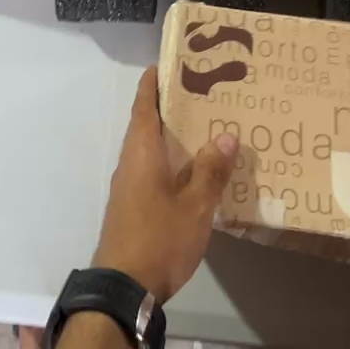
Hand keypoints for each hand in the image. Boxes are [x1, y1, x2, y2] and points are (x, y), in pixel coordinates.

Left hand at [92, 66, 238, 302]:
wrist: (123, 288)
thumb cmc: (158, 237)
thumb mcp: (195, 206)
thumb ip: (210, 170)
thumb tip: (225, 135)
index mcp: (141, 150)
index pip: (144, 103)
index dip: (154, 80)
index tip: (170, 61)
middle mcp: (130, 160)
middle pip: (147, 122)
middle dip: (171, 105)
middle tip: (203, 91)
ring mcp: (128, 184)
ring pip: (150, 147)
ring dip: (172, 134)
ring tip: (205, 126)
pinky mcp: (131, 204)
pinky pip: (151, 168)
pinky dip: (170, 159)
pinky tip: (193, 170)